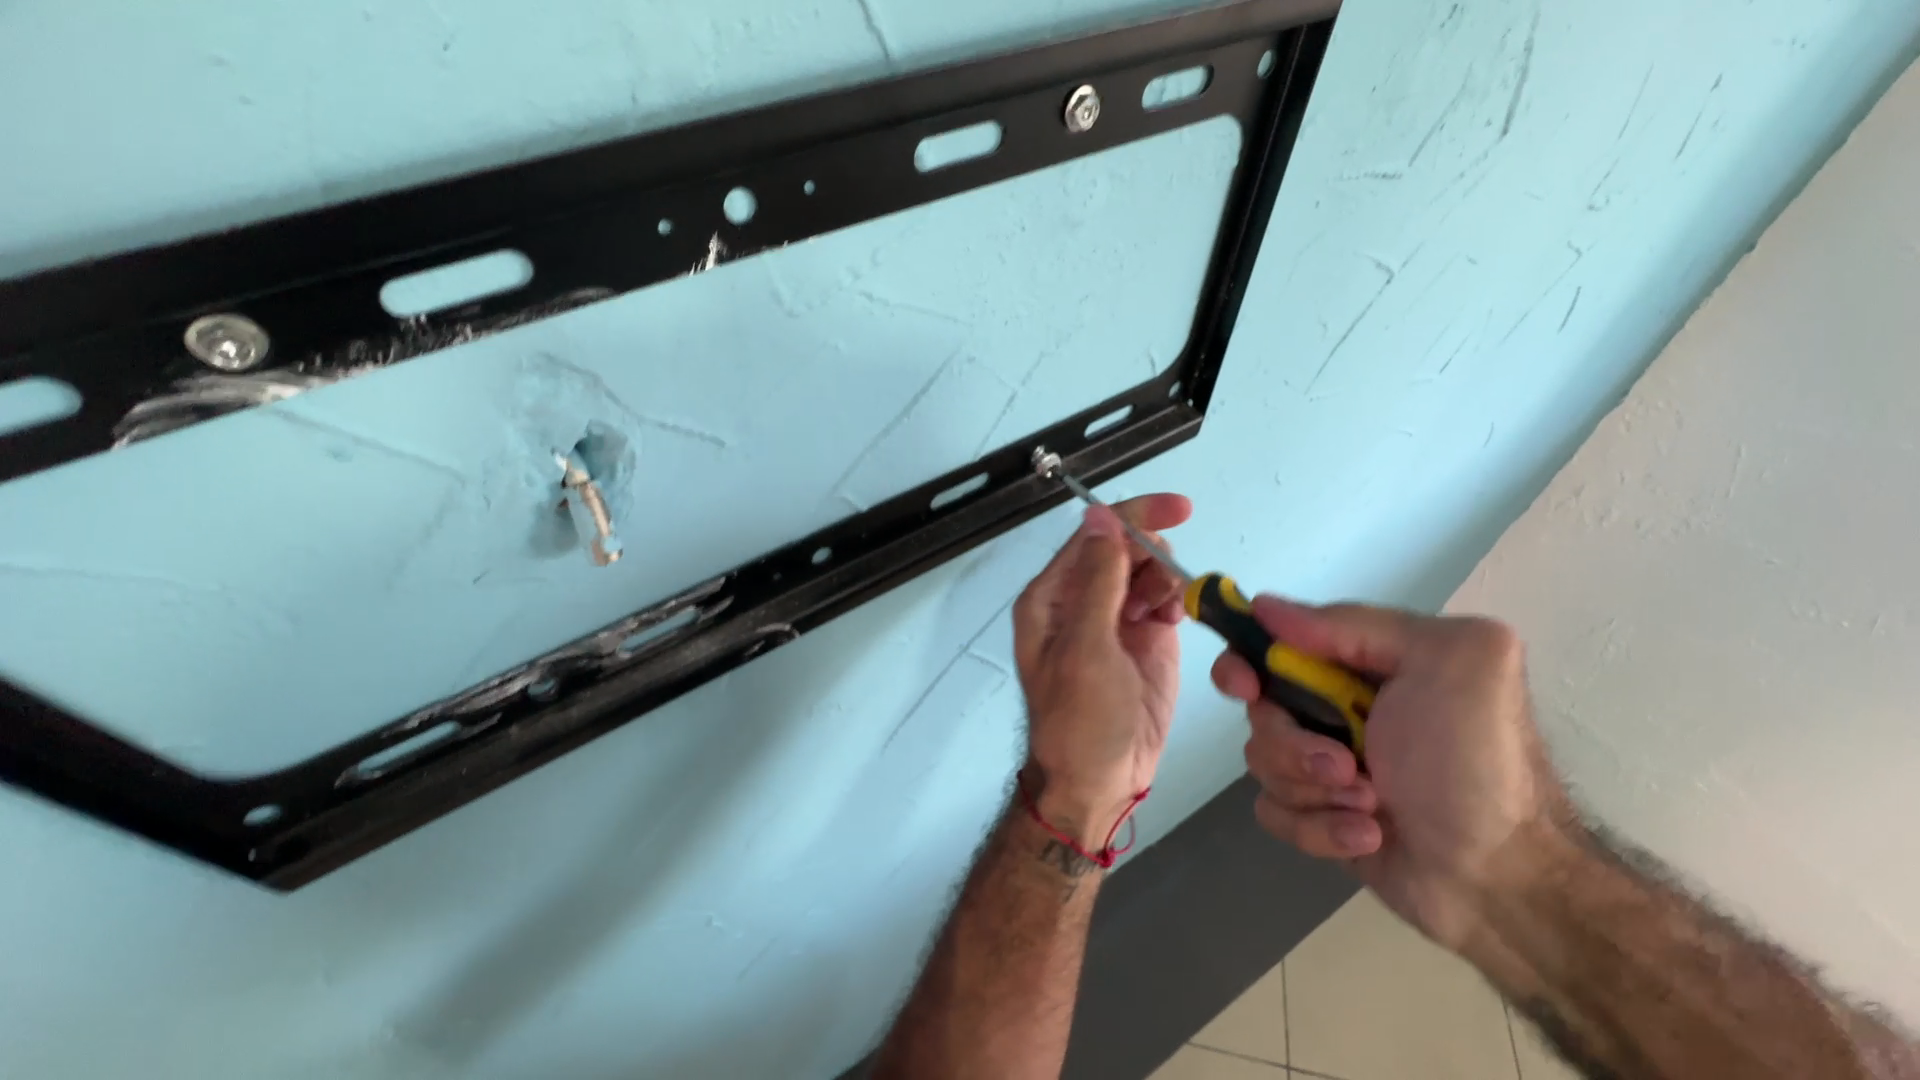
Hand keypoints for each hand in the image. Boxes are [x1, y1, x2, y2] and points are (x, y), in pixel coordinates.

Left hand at [1013, 494, 1192, 847]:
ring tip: (1162, 617)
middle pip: (1123, 548)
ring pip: (1148, 570)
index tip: (1179, 509)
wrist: (1101, 781)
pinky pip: (1164, 598)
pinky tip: (1174, 620)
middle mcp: (1081, 600)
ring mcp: (1114, 618)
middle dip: (1150, 555)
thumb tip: (1100, 516)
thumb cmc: (1081, 720)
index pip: (1093, 537)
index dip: (1133, 516)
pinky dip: (1175, 600)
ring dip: (1164, 581)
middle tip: (1161, 594)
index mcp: (1052, 596)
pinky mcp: (1144, 637)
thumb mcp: (1086, 648)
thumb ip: (1098, 580)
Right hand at [1211, 597, 1569, 948]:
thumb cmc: (1475, 761)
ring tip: (1371, 805)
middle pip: (1260, 708)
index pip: (1276, 643)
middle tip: (1339, 763)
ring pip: (1262, 761)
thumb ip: (1353, 624)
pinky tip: (1370, 837)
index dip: (1247, 659)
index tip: (1247, 686)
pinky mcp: (1318, 817)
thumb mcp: (1444, 661)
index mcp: (1364, 664)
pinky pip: (1274, 812)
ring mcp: (1325, 765)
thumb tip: (1263, 607)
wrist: (1502, 878)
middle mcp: (1338, 709)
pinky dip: (1318, 828)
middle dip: (1290, 740)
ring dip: (1313, 787)